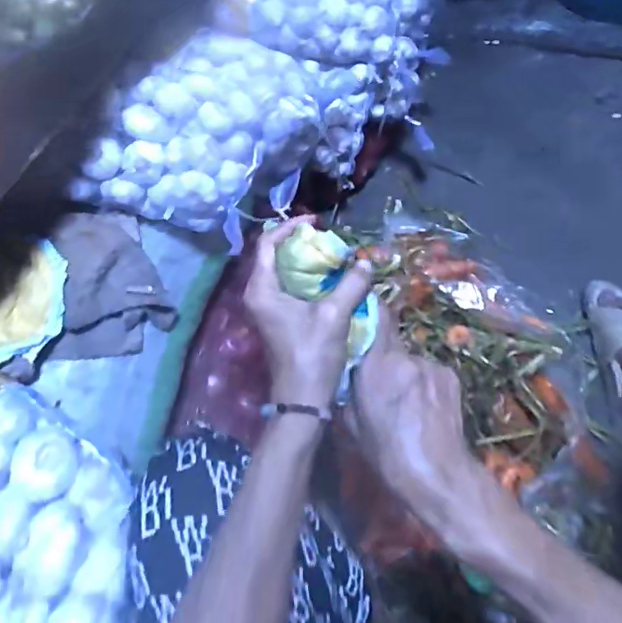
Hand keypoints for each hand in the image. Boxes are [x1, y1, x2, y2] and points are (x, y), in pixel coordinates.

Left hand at [243, 216, 373, 408]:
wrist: (302, 400)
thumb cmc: (312, 354)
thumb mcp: (334, 316)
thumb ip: (350, 285)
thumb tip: (365, 262)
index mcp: (261, 288)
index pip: (267, 243)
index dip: (289, 227)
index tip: (314, 222)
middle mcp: (256, 293)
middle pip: (271, 254)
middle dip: (297, 241)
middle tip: (324, 236)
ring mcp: (264, 306)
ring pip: (279, 270)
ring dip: (301, 258)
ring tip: (327, 252)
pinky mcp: (274, 317)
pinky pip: (285, 285)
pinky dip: (303, 275)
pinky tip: (325, 276)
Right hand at [350, 293, 488, 525]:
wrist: (437, 474)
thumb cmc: (386, 453)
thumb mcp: (352, 422)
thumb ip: (349, 388)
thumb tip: (347, 374)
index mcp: (375, 363)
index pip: (376, 316)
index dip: (370, 310)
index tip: (363, 311)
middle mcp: (403, 355)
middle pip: (391, 341)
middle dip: (385, 354)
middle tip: (382, 378)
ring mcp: (430, 364)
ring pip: (411, 360)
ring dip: (406, 372)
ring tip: (407, 402)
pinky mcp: (450, 376)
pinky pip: (430, 372)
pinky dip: (425, 383)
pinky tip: (426, 408)